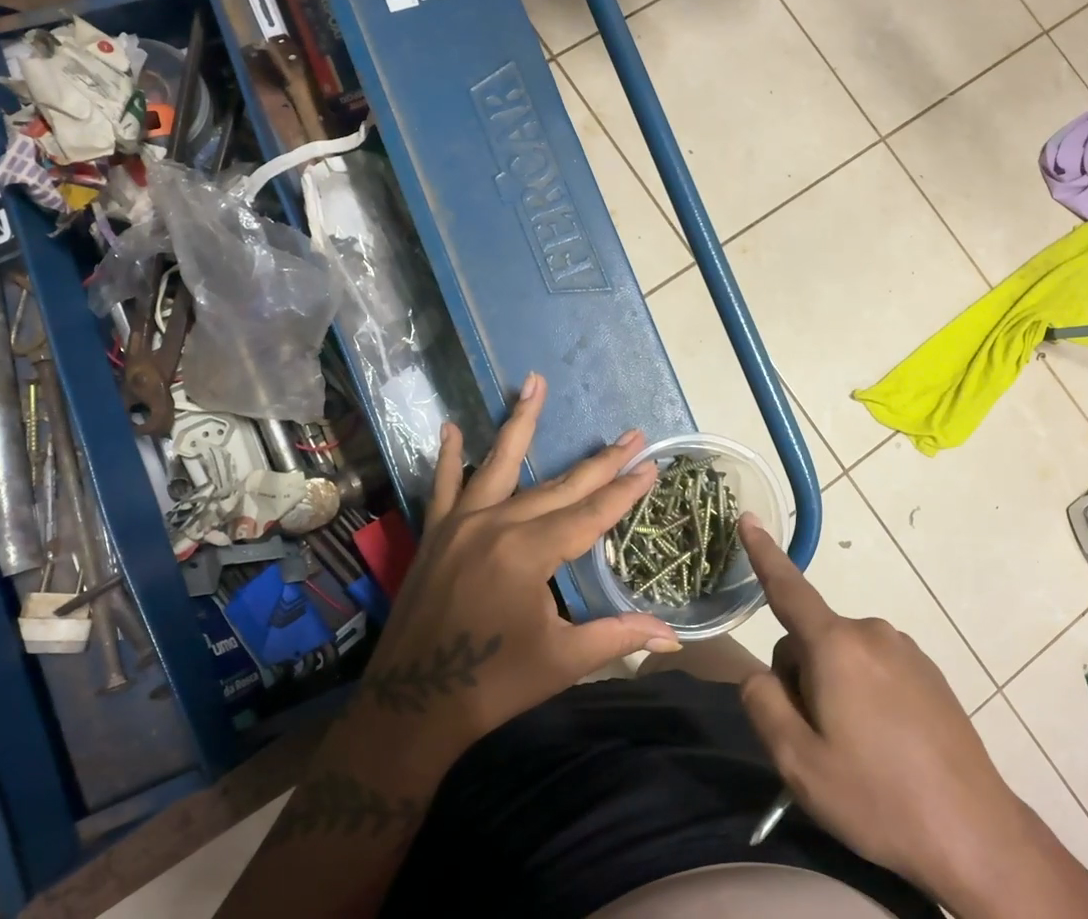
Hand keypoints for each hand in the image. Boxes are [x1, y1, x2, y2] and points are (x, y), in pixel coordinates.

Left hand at [357, 373, 681, 754]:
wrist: (413, 705)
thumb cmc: (493, 683)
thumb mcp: (562, 660)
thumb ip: (617, 636)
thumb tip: (674, 637)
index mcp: (529, 553)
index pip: (589, 514)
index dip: (623, 491)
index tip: (651, 464)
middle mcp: (495, 525)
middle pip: (555, 485)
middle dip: (597, 462)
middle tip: (628, 433)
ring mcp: (459, 525)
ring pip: (497, 465)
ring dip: (520, 423)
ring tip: (532, 382)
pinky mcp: (435, 536)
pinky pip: (443, 487)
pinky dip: (449, 458)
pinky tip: (454, 428)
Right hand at [736, 516, 1026, 888]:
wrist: (975, 835)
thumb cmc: (876, 796)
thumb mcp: (797, 760)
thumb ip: (762, 703)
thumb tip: (761, 676)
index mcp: (837, 646)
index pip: (788, 590)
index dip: (763, 555)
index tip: (747, 517)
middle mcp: (873, 634)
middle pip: (809, 640)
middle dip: (800, 679)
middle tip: (818, 742)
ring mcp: (907, 652)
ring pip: (842, 657)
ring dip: (832, 690)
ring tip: (854, 752)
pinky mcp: (931, 675)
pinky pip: (874, 670)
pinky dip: (864, 696)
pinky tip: (884, 748)